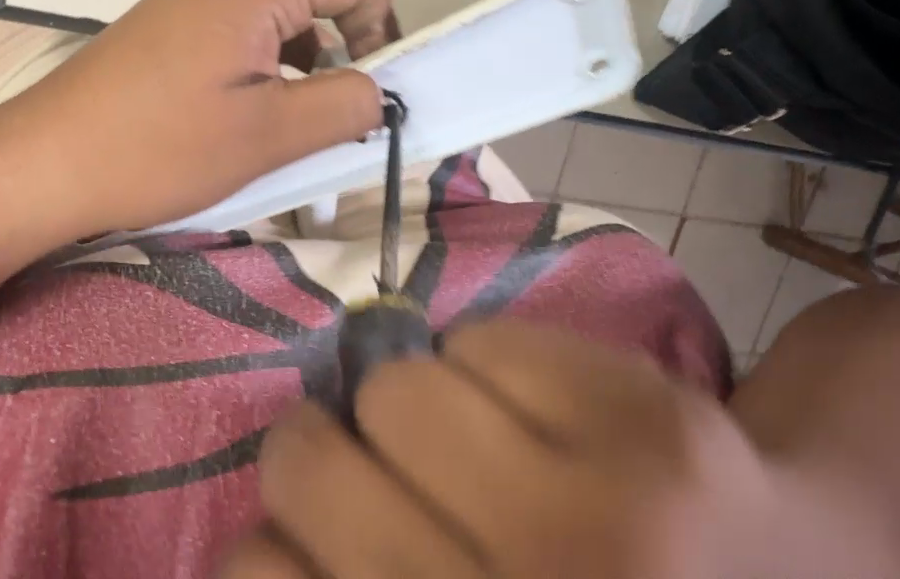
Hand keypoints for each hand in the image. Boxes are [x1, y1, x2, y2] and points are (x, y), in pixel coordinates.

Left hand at [0, 0, 397, 236]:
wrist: (45, 161)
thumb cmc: (159, 148)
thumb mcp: (268, 135)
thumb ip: (346, 103)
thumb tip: (379, 89)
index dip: (383, 26)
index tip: (363, 90)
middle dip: (346, 49)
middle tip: (328, 120)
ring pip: (288, 12)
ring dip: (305, 65)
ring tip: (279, 127)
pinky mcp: (176, 19)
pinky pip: (248, 26)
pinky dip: (267, 66)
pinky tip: (242, 116)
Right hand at [220, 321, 813, 578]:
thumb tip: (265, 536)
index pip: (254, 577)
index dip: (266, 548)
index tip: (310, 547)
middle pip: (304, 460)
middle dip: (324, 450)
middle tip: (383, 471)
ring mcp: (586, 523)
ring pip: (390, 388)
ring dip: (416, 406)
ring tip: (475, 442)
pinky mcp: (645, 431)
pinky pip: (482, 344)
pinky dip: (496, 368)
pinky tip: (551, 418)